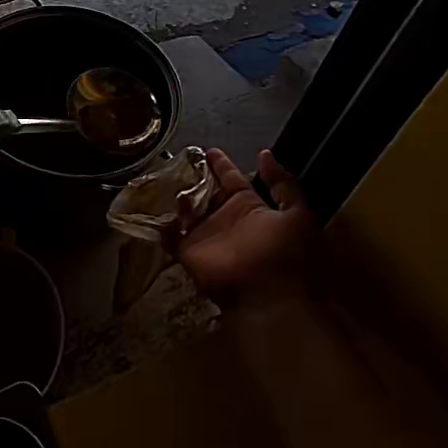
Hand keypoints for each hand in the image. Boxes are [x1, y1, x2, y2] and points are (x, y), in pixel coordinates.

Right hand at [170, 149, 314, 311]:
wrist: (271, 298)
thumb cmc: (286, 254)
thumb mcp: (296, 214)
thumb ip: (282, 184)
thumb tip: (264, 153)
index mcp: (250, 208)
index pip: (232, 179)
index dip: (221, 164)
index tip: (207, 149)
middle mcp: (226, 219)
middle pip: (206, 192)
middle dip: (194, 176)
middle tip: (177, 157)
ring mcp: (206, 236)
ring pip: (186, 210)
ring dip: (176, 194)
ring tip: (161, 173)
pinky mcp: (189, 253)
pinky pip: (171, 235)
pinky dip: (162, 222)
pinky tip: (151, 203)